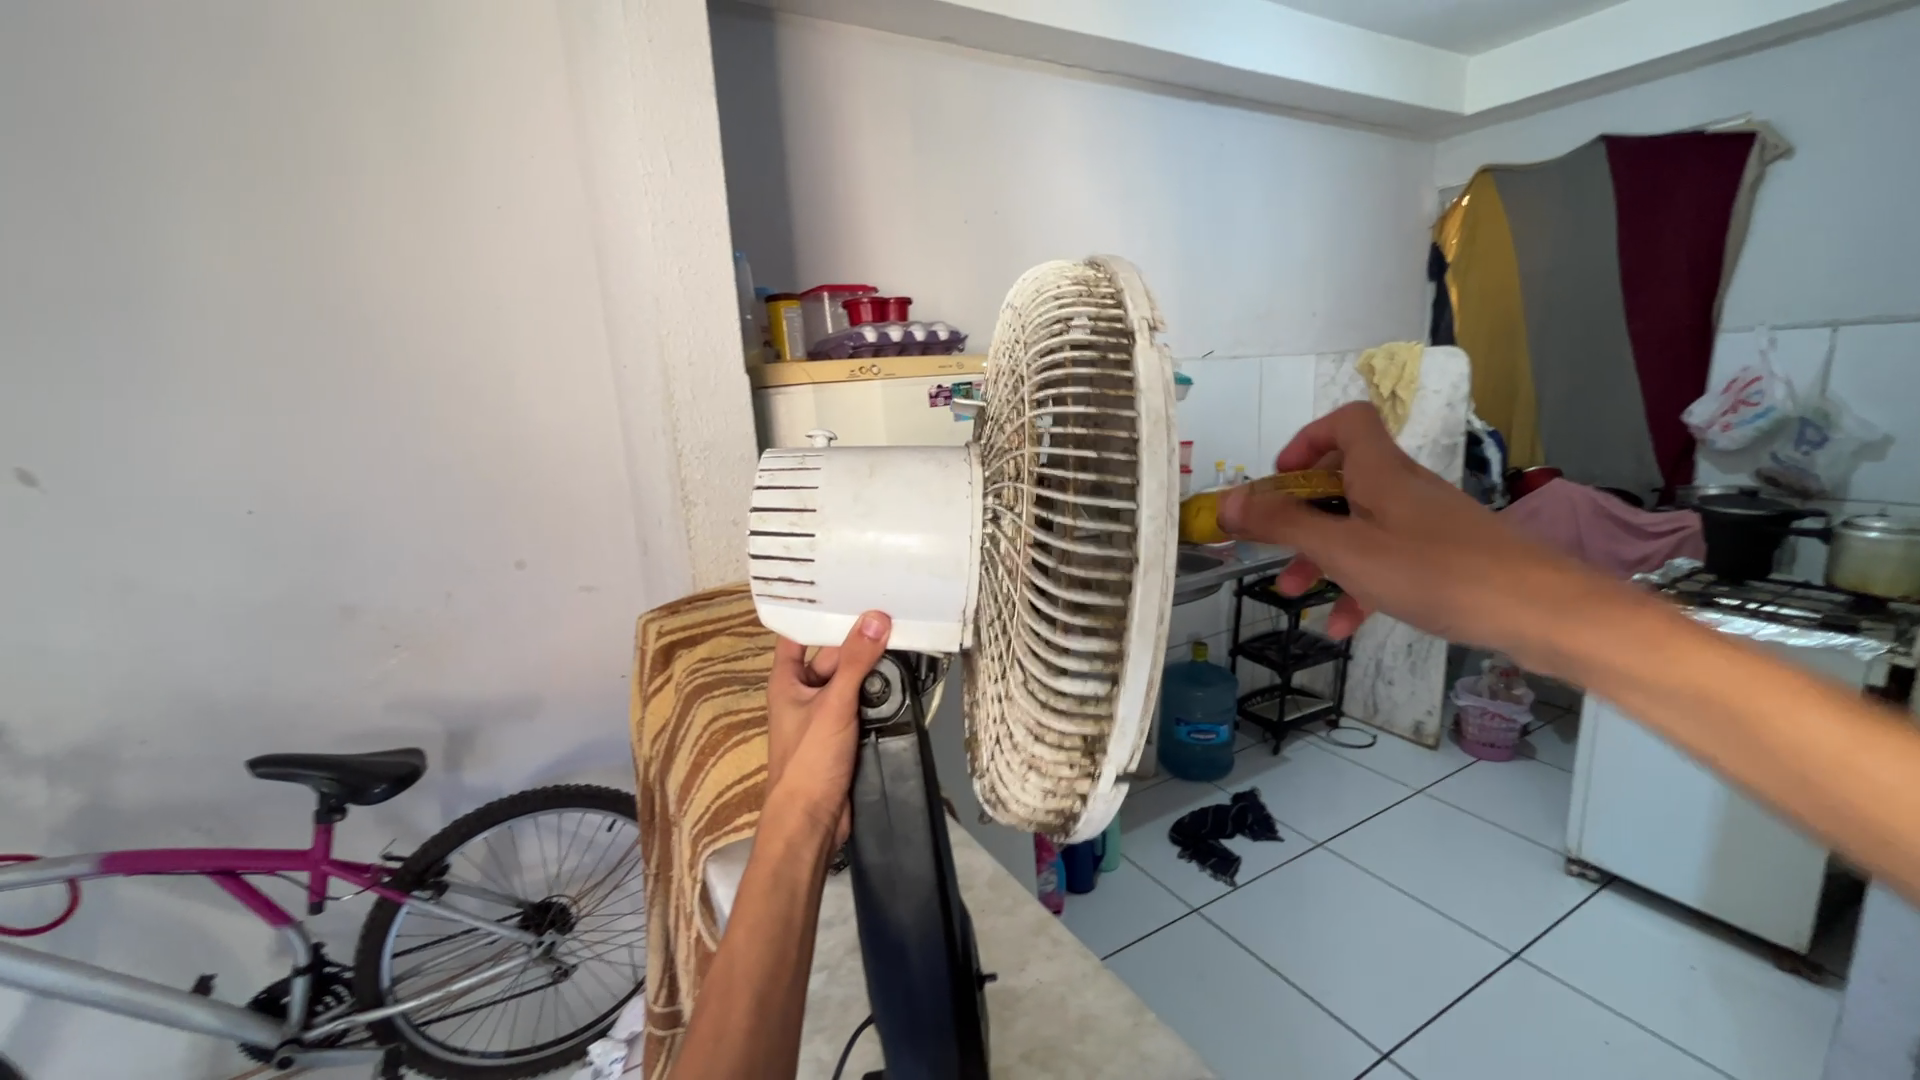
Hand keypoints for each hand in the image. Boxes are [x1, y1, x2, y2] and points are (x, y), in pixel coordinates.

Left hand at [766, 612, 891, 844]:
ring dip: (872, 666)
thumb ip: (856, 661)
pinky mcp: (844, 734)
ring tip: (904, 632)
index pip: (797, 634)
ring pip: (851, 679)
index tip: (841, 586)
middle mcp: (803, 693)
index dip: (814, 612)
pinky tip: (903, 677)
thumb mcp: (834, 704)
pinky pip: (862, 703)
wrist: (811, 822)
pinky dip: (878, 692)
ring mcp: (825, 715)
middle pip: (832, 656)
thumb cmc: (808, 759)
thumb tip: (877, 616)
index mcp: (786, 681)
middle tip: (891, 608)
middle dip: (858, 638)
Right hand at [1218, 403, 1586, 651]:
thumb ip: (1282, 525)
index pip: (1345, 422)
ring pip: (1359, 527)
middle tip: (1271, 545)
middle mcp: (1401, 489)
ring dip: (1321, 557)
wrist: (1540, 613)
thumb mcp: (1343, 550)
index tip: (1278, 479)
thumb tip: (1226, 501)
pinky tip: (1342, 626)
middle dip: (1298, 515)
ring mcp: (1424, 525)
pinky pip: (1386, 562)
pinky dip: (1358, 586)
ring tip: (1293, 595)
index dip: (1306, 440)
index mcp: (1379, 472)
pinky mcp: (1443, 559)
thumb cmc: (1434, 571)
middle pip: (1340, 482)